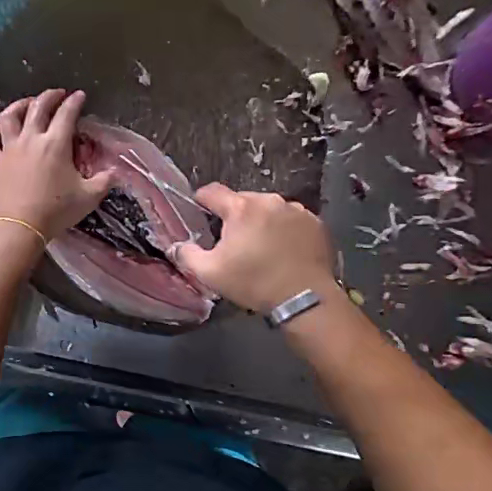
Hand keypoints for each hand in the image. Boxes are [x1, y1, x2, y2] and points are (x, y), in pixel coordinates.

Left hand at [0, 89, 116, 239]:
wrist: (21, 225)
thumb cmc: (56, 210)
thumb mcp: (89, 196)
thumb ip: (104, 181)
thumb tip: (115, 172)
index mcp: (56, 143)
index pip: (67, 113)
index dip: (74, 101)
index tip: (79, 96)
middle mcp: (31, 139)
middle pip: (38, 107)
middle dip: (49, 96)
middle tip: (57, 94)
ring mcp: (10, 149)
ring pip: (9, 117)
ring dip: (18, 106)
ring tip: (27, 104)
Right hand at [169, 186, 337, 312]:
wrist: (306, 299)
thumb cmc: (253, 282)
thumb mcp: (210, 273)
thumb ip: (186, 255)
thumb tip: (175, 246)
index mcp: (241, 208)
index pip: (211, 191)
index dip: (201, 201)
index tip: (199, 215)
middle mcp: (269, 201)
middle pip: (241, 200)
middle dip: (233, 216)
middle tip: (232, 242)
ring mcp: (297, 210)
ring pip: (268, 209)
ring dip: (260, 221)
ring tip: (260, 247)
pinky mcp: (316, 223)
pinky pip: (291, 219)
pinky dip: (283, 229)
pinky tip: (282, 250)